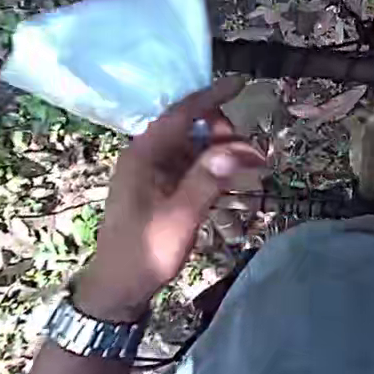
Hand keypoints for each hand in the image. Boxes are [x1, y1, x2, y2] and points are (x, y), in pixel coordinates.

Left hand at [75, 78, 268, 320]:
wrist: (118, 290)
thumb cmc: (146, 251)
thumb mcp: (181, 217)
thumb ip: (207, 179)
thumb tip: (236, 148)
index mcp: (144, 155)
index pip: (181, 113)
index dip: (211, 97)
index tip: (240, 83)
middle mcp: (147, 155)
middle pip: (192, 127)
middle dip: (225, 133)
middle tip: (255, 157)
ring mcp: (154, 171)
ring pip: (196, 145)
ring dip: (224, 151)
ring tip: (254, 168)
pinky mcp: (161, 186)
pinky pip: (192, 164)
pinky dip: (215, 166)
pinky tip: (237, 179)